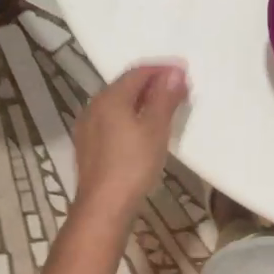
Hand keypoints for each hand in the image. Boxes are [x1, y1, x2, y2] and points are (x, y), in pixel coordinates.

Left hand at [71, 63, 188, 215]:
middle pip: (126, 85)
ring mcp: (88, 125)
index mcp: (110, 98)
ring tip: (166, 107)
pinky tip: (144, 128)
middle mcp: (94, 106)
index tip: (185, 71)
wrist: (103, 205)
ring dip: (143, 99)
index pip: (138, 72)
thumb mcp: (156, 129)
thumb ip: (165, 98)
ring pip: (119, 103)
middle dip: (153, 83)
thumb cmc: (133, 164)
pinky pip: (113, 118)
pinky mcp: (89, 143)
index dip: (162, 68)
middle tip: (179, 88)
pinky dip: (131, 114)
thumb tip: (175, 72)